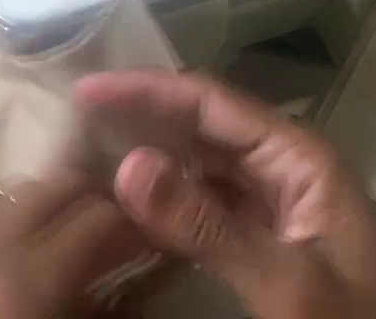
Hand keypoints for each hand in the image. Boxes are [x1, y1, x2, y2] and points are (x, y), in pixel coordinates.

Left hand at [0, 175, 149, 318]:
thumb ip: (102, 318)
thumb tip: (136, 288)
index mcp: (27, 279)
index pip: (96, 218)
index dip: (130, 221)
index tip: (149, 232)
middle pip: (56, 184)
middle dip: (91, 197)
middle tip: (112, 226)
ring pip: (15, 191)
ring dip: (48, 204)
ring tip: (64, 235)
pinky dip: (7, 221)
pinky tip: (14, 250)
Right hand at [75, 70, 375, 318]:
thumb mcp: (288, 286)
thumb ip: (206, 225)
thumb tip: (127, 162)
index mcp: (297, 154)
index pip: (208, 100)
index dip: (145, 89)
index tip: (86, 90)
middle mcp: (285, 164)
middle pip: (203, 123)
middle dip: (143, 115)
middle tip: (78, 117)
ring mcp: (279, 202)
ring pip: (204, 162)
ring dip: (153, 155)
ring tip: (94, 151)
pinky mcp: (273, 238)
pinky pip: (212, 203)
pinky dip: (171, 200)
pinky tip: (134, 206)